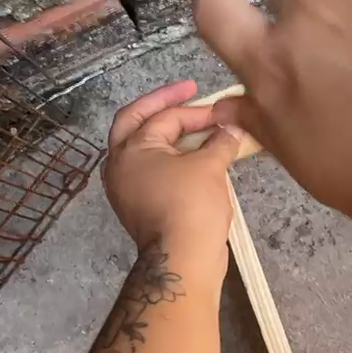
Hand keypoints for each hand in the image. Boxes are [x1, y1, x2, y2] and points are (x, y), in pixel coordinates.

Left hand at [102, 80, 247, 255]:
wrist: (182, 258)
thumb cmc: (191, 206)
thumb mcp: (209, 167)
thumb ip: (220, 141)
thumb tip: (232, 130)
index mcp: (130, 149)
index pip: (163, 117)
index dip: (195, 111)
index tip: (220, 112)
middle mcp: (120, 165)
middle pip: (136, 123)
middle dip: (163, 106)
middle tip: (188, 93)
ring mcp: (126, 188)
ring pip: (143, 150)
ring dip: (167, 137)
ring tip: (195, 129)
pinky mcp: (138, 207)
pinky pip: (152, 173)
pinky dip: (170, 161)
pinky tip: (193, 160)